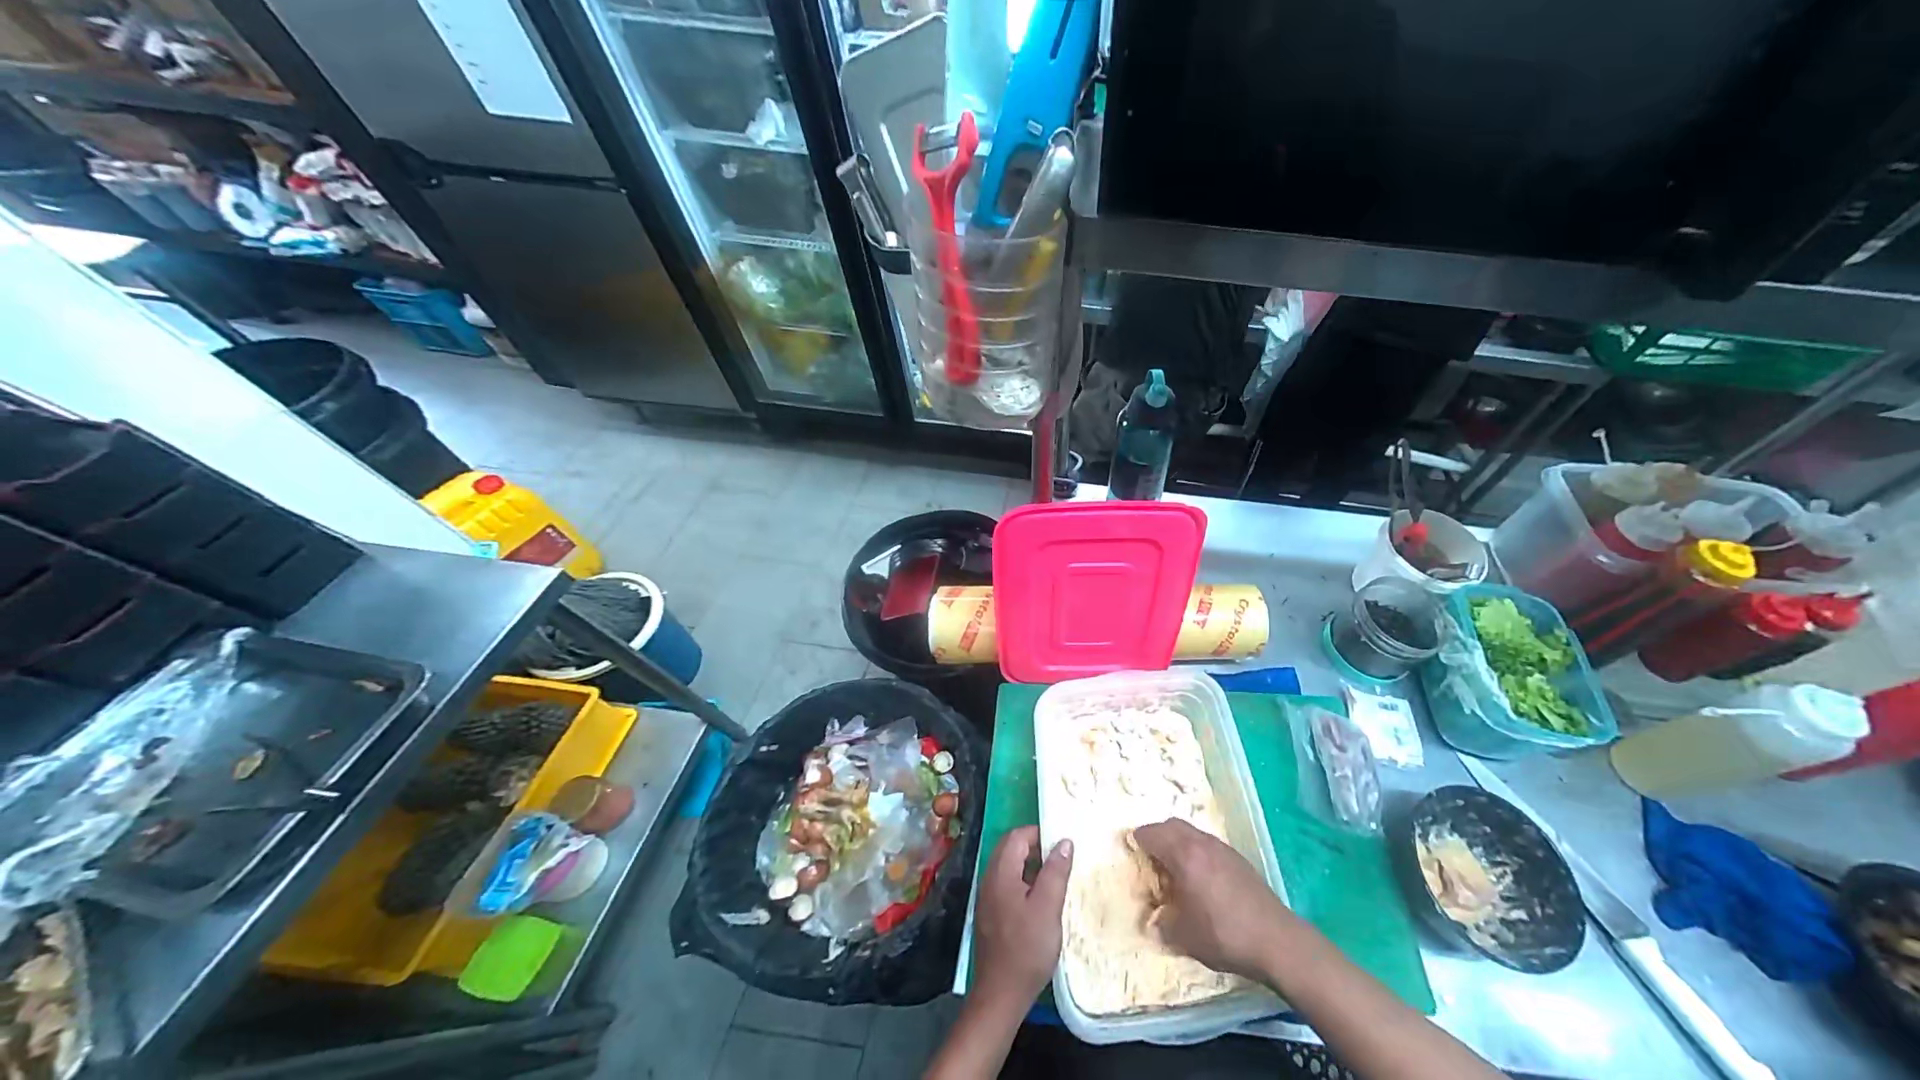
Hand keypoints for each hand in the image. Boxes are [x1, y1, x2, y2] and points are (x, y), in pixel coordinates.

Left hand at [971, 826, 1072, 1004]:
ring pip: (1008, 867)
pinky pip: (1006, 884)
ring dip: (1029, 865)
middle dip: (1034, 847)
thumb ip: (1055, 872)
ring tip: (1054, 879)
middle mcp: (989, 879)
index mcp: (1000, 872)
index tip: (1062, 845)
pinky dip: (1023, 881)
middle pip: (1009, 848)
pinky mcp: (990, 913)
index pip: (1016, 836)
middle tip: (1060, 860)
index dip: (1039, 834)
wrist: (1001, 992)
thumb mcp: (1048, 908)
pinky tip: (1039, 900)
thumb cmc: (1027, 948)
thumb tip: (1063, 842)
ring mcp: (987, 896)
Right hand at [1133, 817, 1297, 980]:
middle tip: (1151, 859)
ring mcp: (1224, 850)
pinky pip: (1208, 846)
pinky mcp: (1240, 861)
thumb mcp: (1182, 935)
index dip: (1138, 842)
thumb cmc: (1223, 934)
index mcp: (1183, 854)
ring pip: (1192, 834)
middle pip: (1172, 825)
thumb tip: (1157, 917)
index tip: (1132, 854)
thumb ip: (1161, 921)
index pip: (1151, 833)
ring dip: (1179, 844)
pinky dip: (1197, 853)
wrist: (1277, 942)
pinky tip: (1202, 880)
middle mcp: (1202, 844)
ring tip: (1176, 871)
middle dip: (1157, 836)